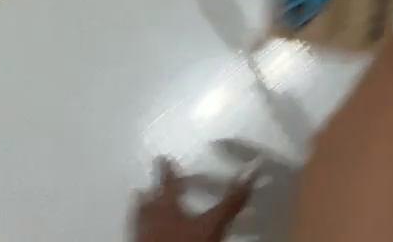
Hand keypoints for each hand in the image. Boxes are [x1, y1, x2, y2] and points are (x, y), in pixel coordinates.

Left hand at [132, 157, 254, 241]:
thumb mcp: (214, 222)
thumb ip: (233, 198)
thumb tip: (254, 167)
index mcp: (168, 206)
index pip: (168, 183)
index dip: (167, 170)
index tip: (161, 157)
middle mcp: (152, 218)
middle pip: (149, 202)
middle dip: (150, 191)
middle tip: (146, 183)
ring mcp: (142, 236)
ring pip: (139, 219)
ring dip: (141, 210)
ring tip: (139, 201)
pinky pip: (137, 235)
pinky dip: (140, 228)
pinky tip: (145, 231)